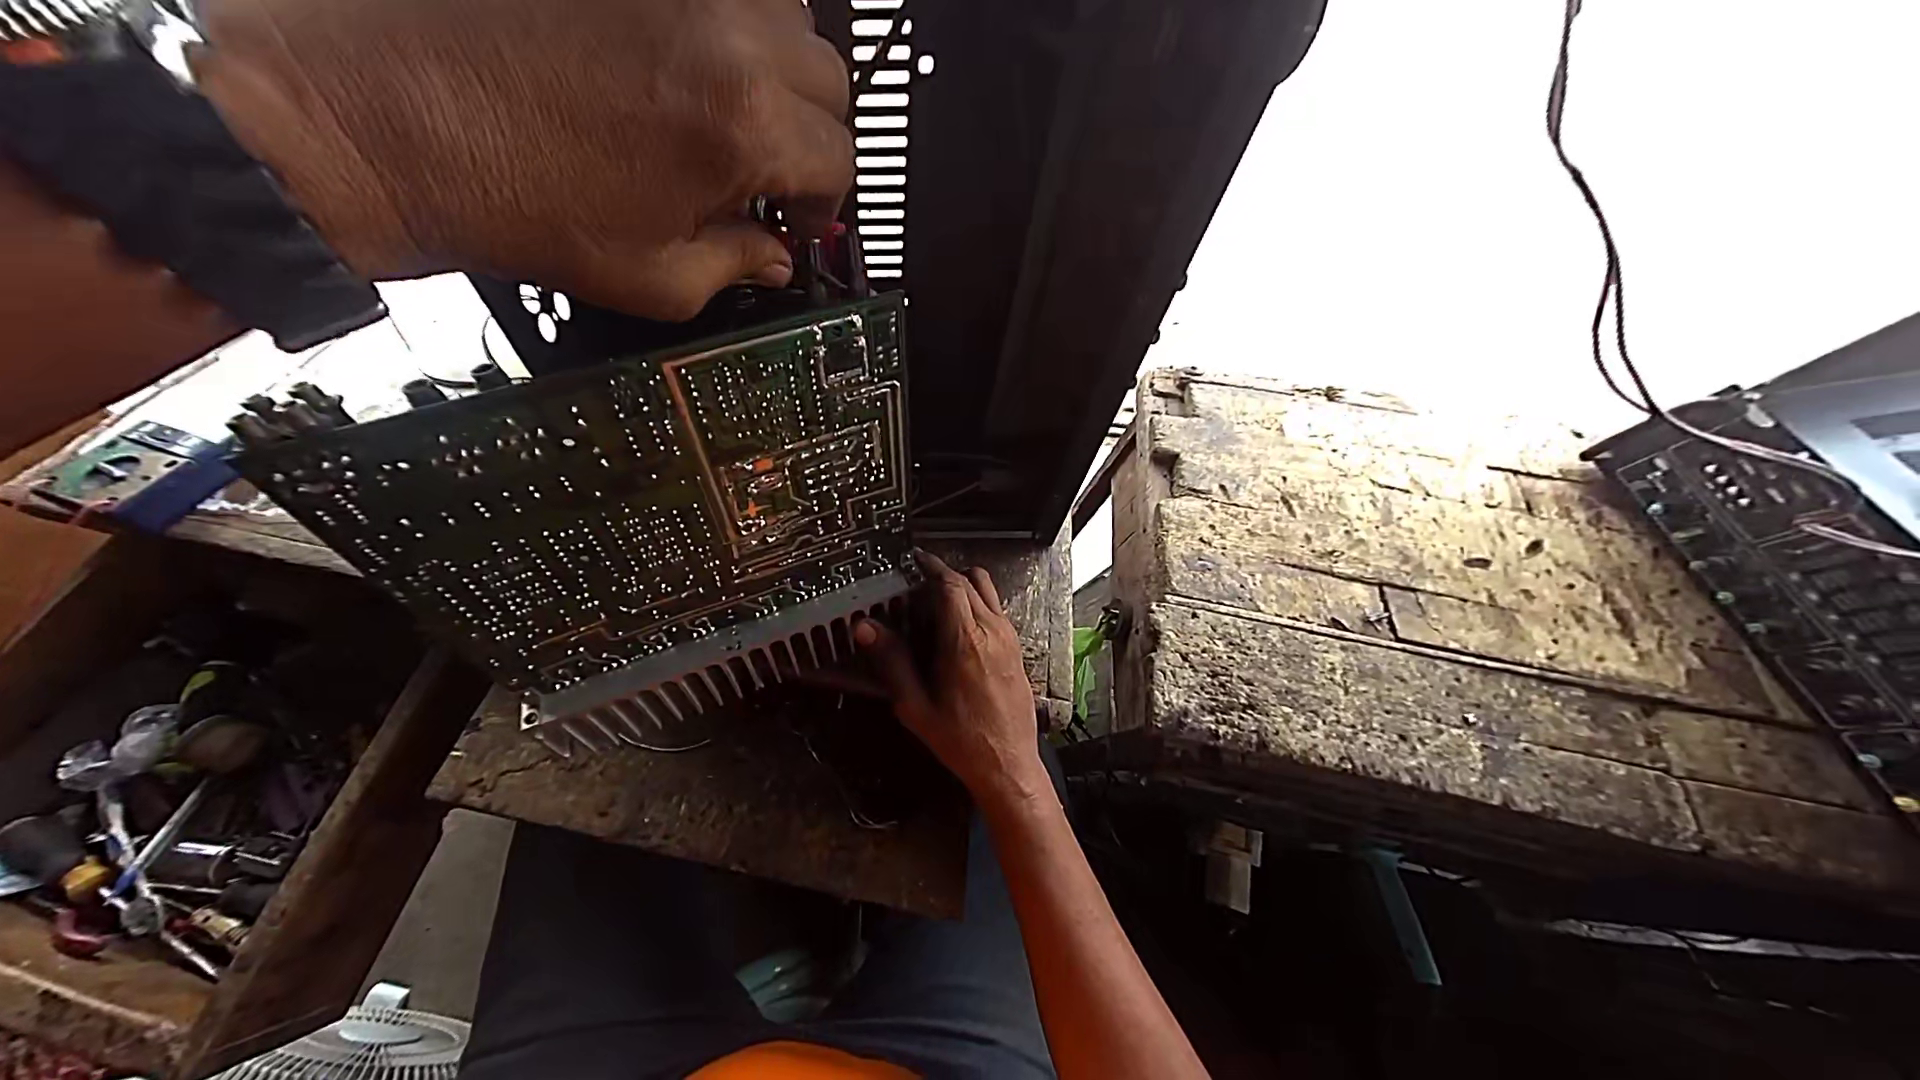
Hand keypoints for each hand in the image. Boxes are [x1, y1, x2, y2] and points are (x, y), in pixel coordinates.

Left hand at [191, 0, 852, 319]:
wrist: (386, 123)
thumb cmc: (517, 207)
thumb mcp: (658, 278)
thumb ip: (739, 265)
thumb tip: (774, 256)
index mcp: (739, 124)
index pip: (837, 160)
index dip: (824, 201)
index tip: (797, 215)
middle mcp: (723, 32)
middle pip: (828, 80)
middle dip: (813, 136)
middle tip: (774, 170)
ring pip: (786, 13)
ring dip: (781, 69)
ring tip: (739, 109)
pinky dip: (726, 21)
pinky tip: (695, 57)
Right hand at [854, 552, 1052, 810]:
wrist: (1008, 765)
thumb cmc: (961, 740)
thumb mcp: (915, 705)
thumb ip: (892, 662)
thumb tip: (866, 628)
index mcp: (965, 640)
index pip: (951, 584)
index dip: (932, 566)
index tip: (914, 559)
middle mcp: (992, 631)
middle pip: (971, 581)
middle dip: (944, 573)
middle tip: (918, 580)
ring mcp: (1009, 638)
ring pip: (989, 591)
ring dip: (964, 585)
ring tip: (937, 599)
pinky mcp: (1016, 649)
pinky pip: (997, 610)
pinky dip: (978, 603)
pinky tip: (958, 626)